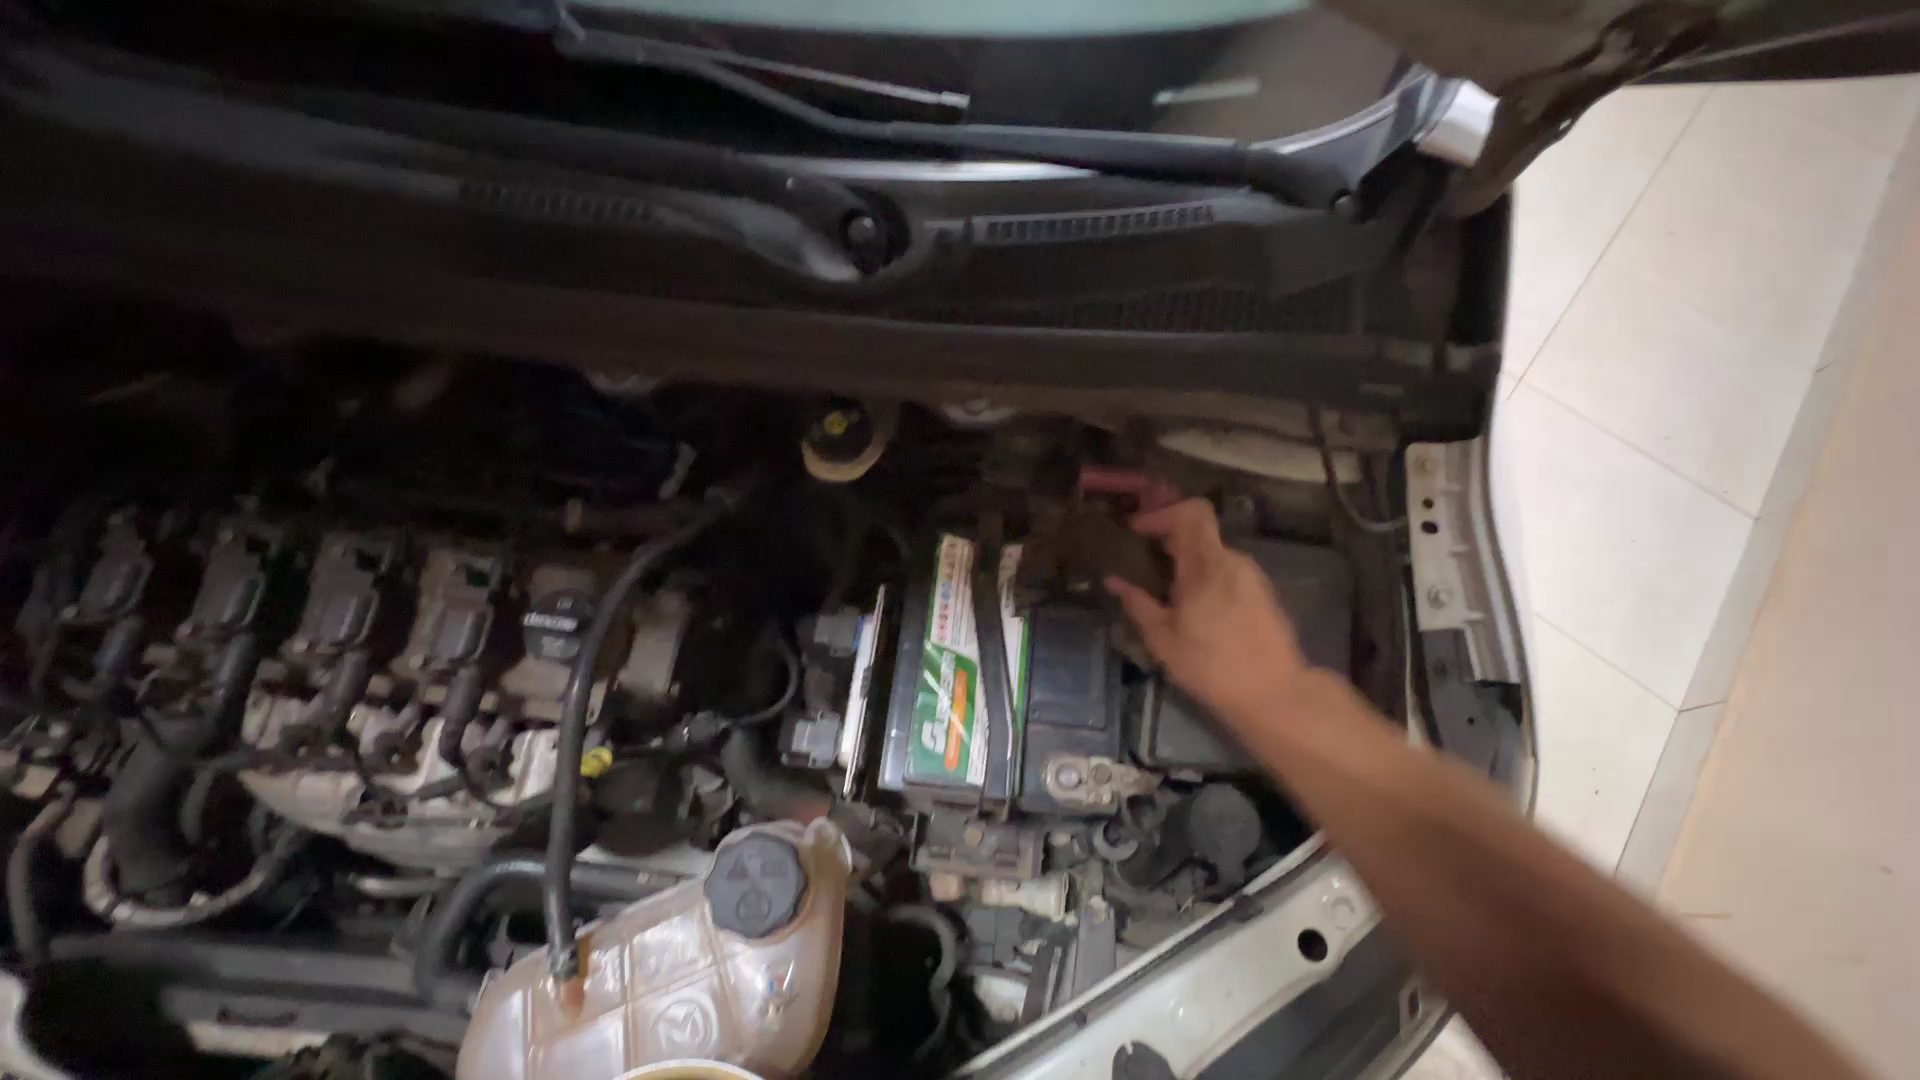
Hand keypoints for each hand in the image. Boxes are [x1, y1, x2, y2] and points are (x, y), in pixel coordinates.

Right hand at [1105, 499, 1308, 726]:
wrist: (1274, 694)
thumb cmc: (1211, 666)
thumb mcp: (1163, 640)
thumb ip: (1137, 603)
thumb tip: (1114, 581)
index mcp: (1206, 565)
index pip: (1190, 511)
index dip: (1162, 513)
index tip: (1138, 531)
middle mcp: (1232, 561)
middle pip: (1199, 531)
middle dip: (1169, 539)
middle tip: (1144, 561)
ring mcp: (1252, 576)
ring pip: (1213, 553)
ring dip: (1188, 561)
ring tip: (1166, 589)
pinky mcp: (1262, 593)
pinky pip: (1227, 571)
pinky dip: (1205, 576)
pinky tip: (1194, 607)